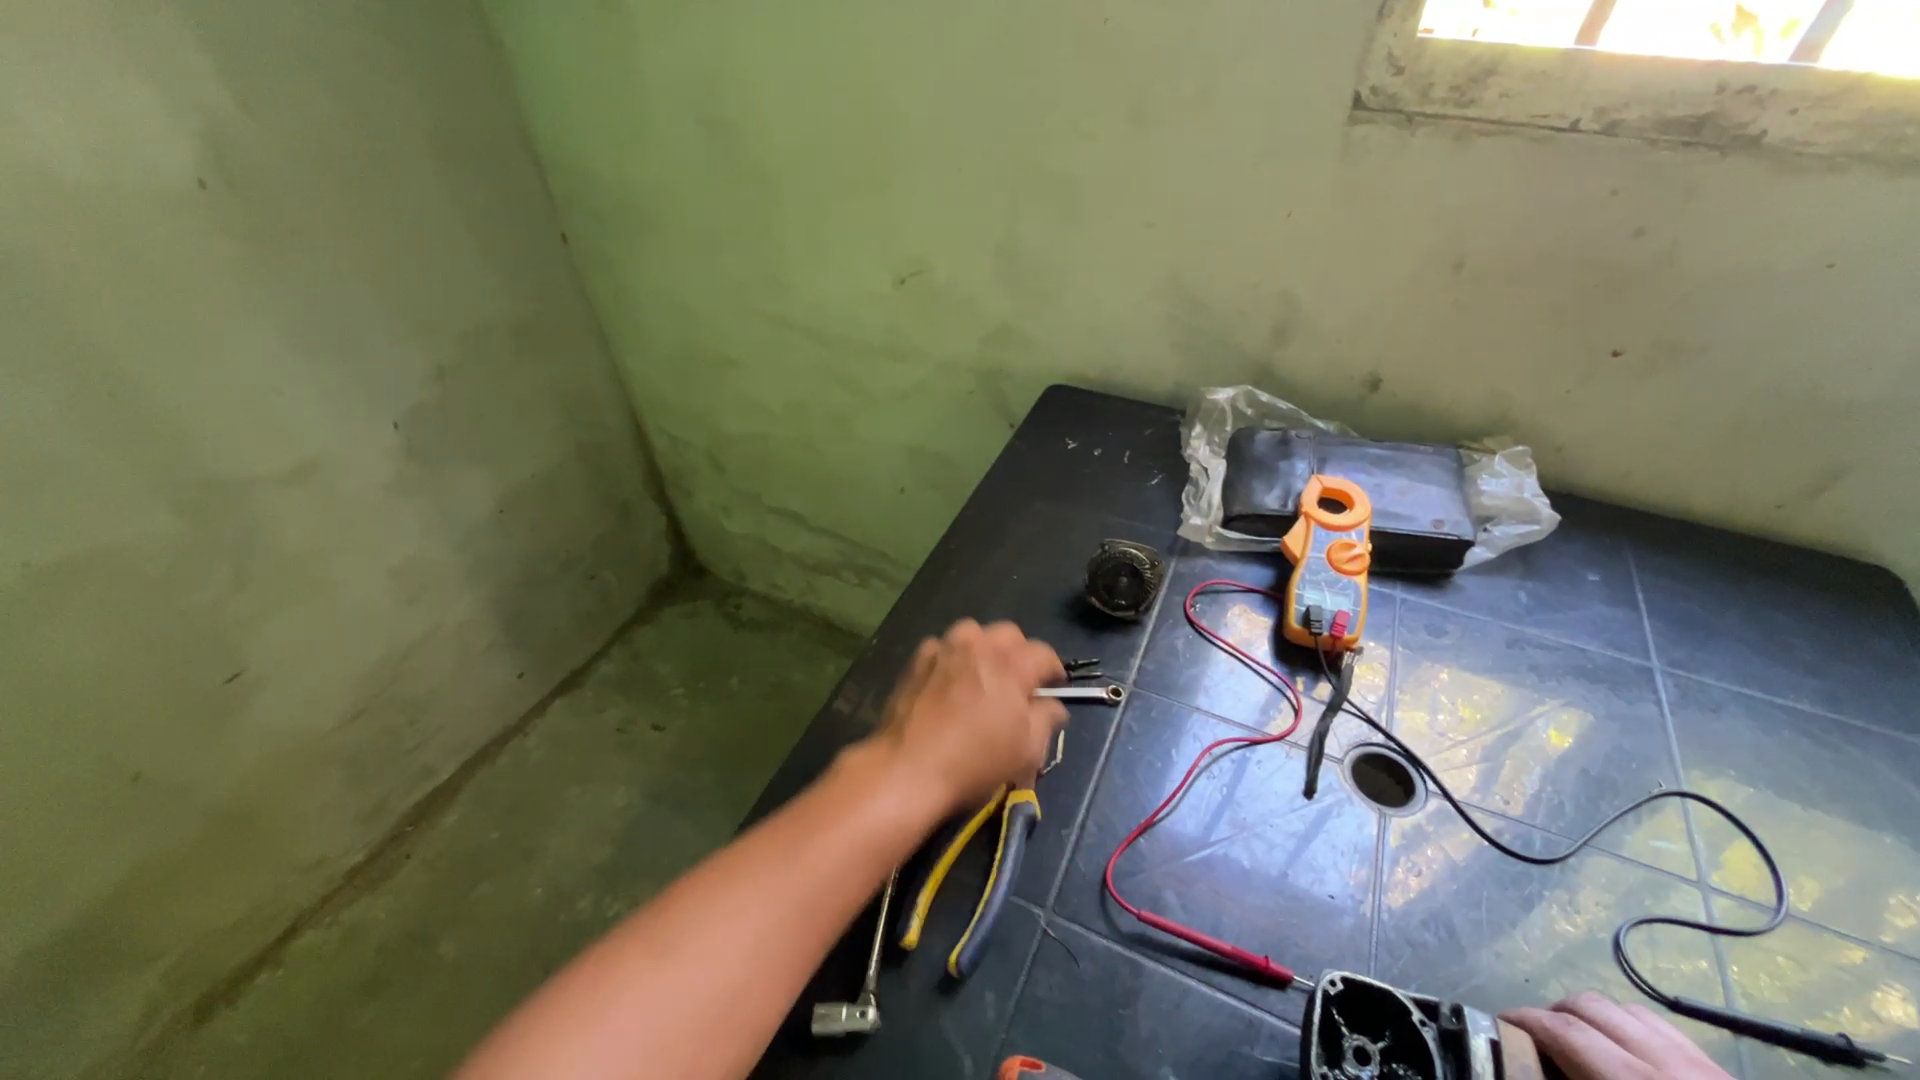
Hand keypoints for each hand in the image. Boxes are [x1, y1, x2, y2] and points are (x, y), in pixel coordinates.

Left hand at [872, 619, 1066, 812]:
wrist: (908, 767)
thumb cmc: (975, 761)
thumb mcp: (1026, 750)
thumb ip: (1046, 719)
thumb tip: (1052, 705)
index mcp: (1012, 664)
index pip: (1044, 653)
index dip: (1053, 670)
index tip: (1053, 687)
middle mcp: (979, 646)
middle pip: (1009, 634)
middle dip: (1019, 653)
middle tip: (1017, 681)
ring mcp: (945, 649)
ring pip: (973, 633)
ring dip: (984, 648)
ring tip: (982, 674)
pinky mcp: (917, 660)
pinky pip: (943, 647)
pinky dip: (952, 658)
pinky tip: (949, 681)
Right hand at [1501, 992, 1732, 1079]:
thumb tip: (1526, 1077)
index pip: (1563, 1030)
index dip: (1521, 1021)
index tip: (1498, 1028)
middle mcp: (1668, 1065)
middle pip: (1589, 1006)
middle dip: (1551, 1014)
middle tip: (1534, 1042)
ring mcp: (1702, 1067)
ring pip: (1626, 1009)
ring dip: (1591, 1019)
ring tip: (1578, 1046)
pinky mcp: (1723, 1075)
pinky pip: (1663, 1029)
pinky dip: (1631, 1030)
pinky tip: (1626, 1058)